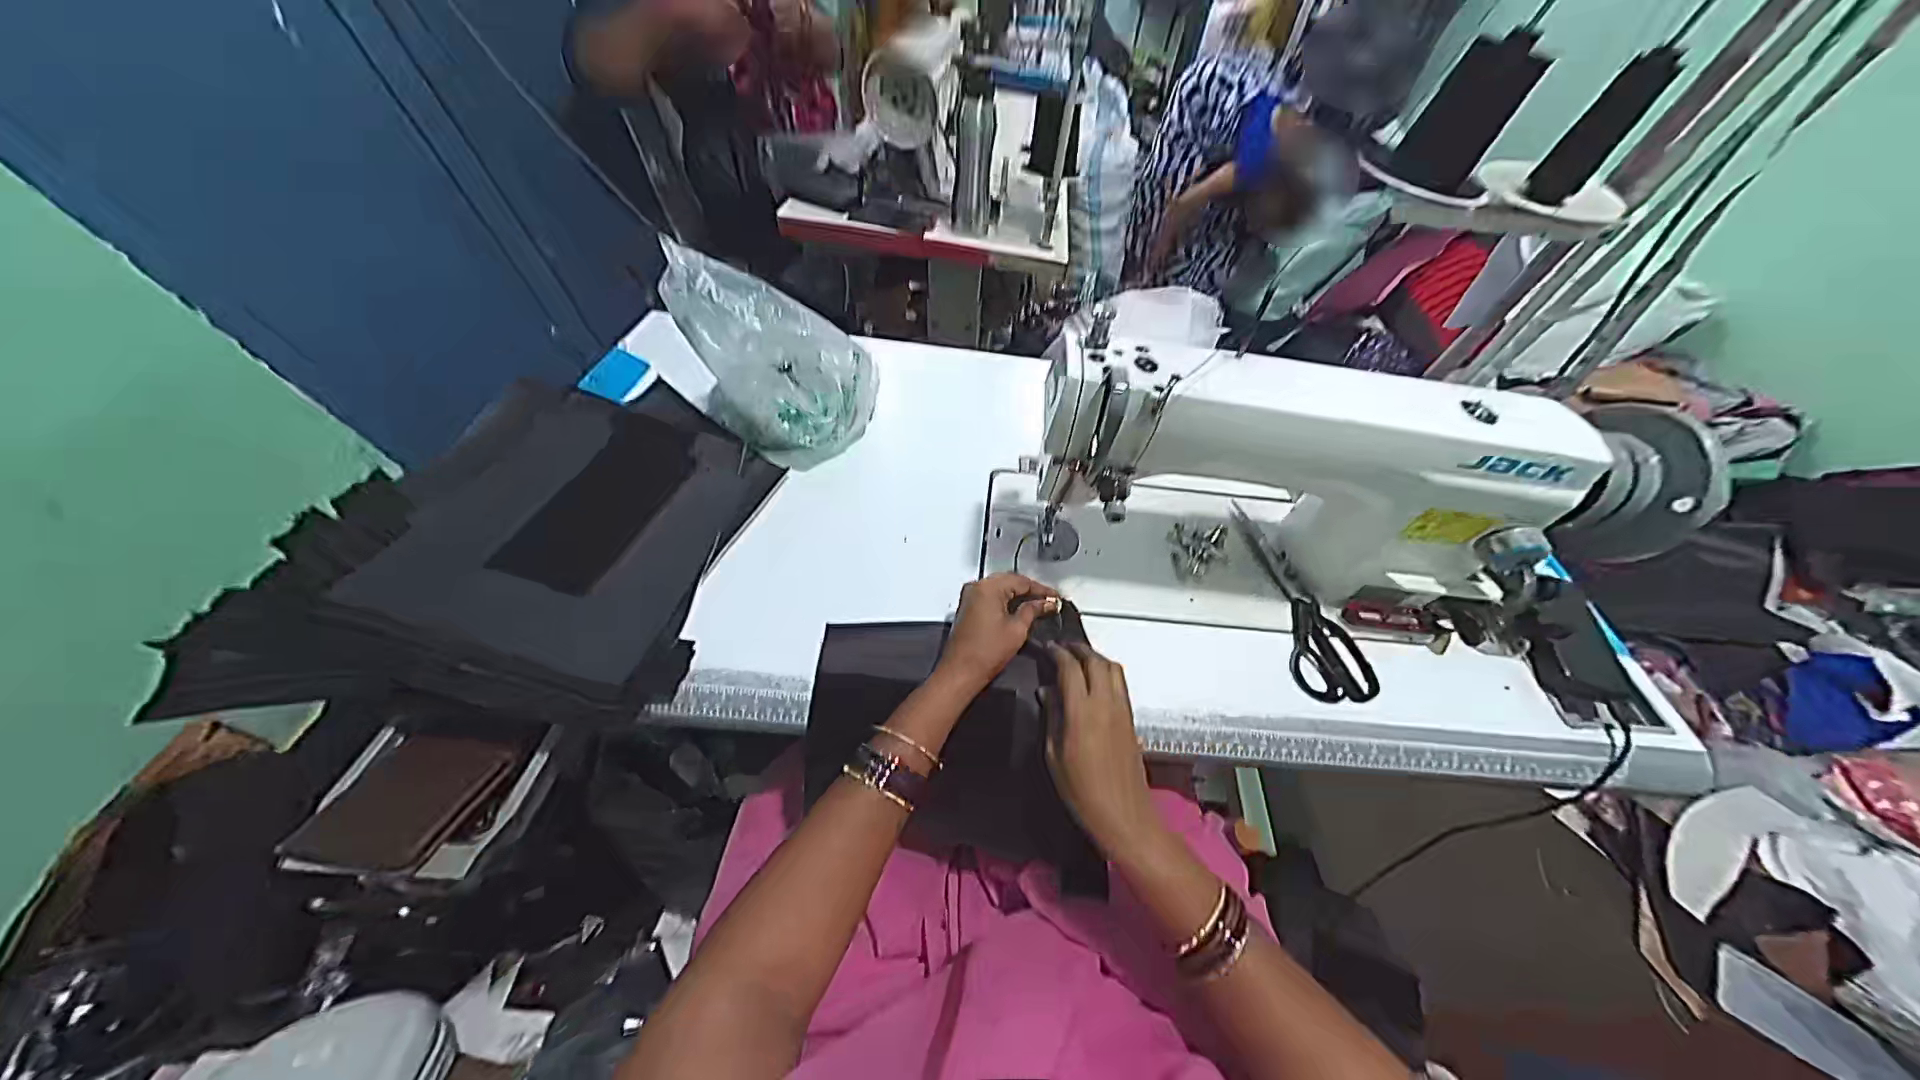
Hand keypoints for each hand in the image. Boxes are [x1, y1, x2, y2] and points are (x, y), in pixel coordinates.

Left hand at [935, 573, 1058, 690]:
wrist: (961, 671)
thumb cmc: (988, 652)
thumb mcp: (1017, 629)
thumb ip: (1033, 610)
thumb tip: (1047, 602)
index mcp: (988, 588)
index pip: (1021, 581)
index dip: (1041, 589)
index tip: (1056, 597)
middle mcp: (976, 587)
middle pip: (1009, 581)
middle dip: (1030, 590)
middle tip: (1049, 600)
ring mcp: (970, 596)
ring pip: (1000, 588)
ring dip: (1018, 595)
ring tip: (1039, 605)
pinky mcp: (968, 607)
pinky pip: (991, 596)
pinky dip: (1006, 601)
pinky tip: (1020, 609)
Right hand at [1047, 643, 1162, 857]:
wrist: (1123, 813)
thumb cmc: (1082, 790)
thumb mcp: (1053, 754)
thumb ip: (1052, 716)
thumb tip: (1047, 692)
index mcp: (1083, 712)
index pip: (1070, 668)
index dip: (1058, 653)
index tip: (1048, 648)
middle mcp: (1106, 704)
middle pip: (1096, 661)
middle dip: (1078, 649)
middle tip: (1063, 649)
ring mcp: (1122, 710)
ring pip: (1113, 668)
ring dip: (1095, 658)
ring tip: (1079, 660)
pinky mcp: (1131, 719)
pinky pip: (1120, 683)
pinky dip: (1106, 672)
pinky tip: (1094, 681)